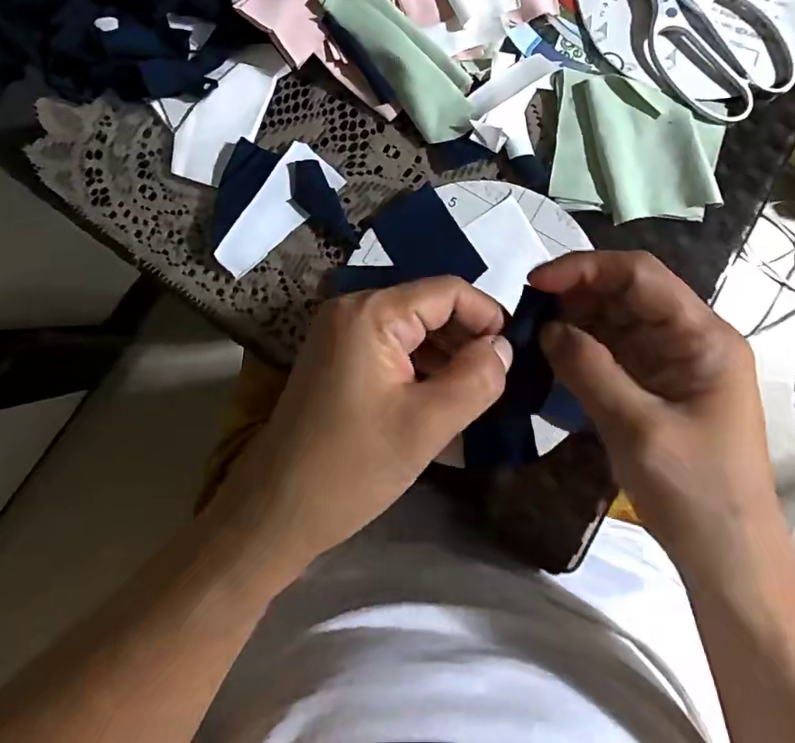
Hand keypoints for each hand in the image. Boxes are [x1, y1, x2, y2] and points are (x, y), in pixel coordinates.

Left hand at [207, 277, 511, 566]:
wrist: (278, 502)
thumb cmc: (353, 464)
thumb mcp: (427, 424)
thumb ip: (477, 378)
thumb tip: (503, 347)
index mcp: (369, 313)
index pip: (446, 291)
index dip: (488, 316)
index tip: (516, 356)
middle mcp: (349, 310)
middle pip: (427, 306)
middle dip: (467, 338)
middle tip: (500, 382)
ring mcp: (337, 333)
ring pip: (410, 328)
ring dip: (445, 355)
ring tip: (475, 396)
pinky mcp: (335, 357)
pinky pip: (389, 347)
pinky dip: (419, 367)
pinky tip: (440, 399)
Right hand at [529, 252, 781, 563]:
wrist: (728, 558)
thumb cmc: (695, 491)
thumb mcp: (636, 427)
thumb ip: (589, 369)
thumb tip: (547, 327)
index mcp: (703, 338)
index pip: (640, 275)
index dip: (585, 268)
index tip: (535, 284)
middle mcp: (689, 339)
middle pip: (625, 291)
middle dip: (574, 292)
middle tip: (526, 312)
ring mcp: (671, 361)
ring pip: (613, 317)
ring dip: (572, 318)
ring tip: (531, 333)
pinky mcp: (653, 383)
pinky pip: (610, 348)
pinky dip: (578, 345)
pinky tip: (549, 355)